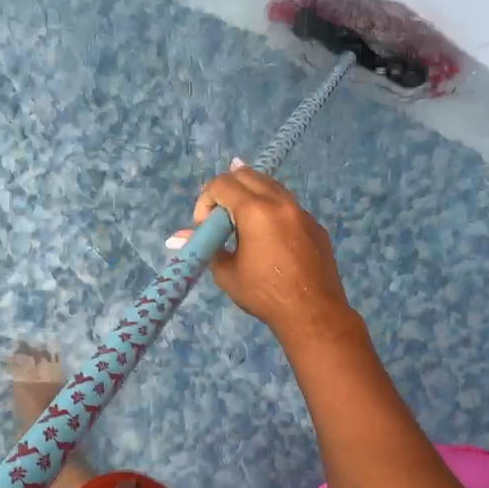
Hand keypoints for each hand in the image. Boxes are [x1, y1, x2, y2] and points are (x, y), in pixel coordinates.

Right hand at [168, 161, 355, 343]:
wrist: (312, 312)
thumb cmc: (263, 293)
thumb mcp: (226, 272)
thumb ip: (204, 247)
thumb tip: (174, 239)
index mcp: (255, 211)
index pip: (222, 184)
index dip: (206, 200)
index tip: (204, 225)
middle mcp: (280, 202)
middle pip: (247, 175)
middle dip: (226, 189)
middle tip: (219, 216)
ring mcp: (301, 211)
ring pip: (271, 185)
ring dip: (250, 194)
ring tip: (239, 218)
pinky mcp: (314, 224)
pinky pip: (287, 204)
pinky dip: (270, 208)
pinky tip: (266, 233)